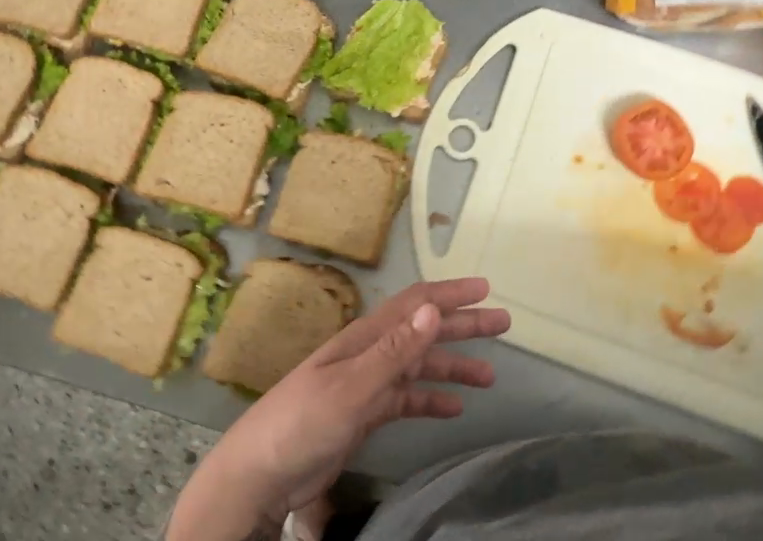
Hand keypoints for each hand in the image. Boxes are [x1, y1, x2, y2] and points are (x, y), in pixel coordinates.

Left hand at [169, 278, 510, 540]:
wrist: (259, 474)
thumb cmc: (301, 422)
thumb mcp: (351, 387)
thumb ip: (393, 351)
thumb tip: (434, 309)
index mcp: (365, 338)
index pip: (414, 305)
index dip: (450, 293)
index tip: (485, 287)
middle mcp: (368, 355)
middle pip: (422, 331)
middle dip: (463, 325)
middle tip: (503, 323)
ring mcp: (365, 386)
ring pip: (418, 367)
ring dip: (453, 365)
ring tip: (490, 375)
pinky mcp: (363, 416)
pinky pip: (406, 401)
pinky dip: (430, 401)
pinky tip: (454, 409)